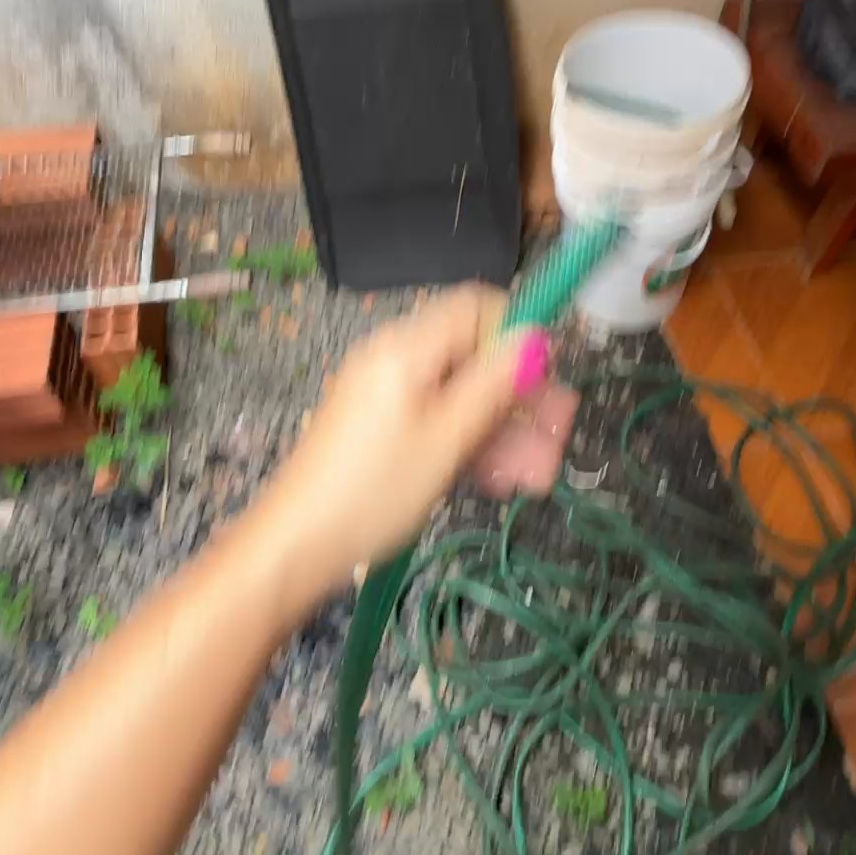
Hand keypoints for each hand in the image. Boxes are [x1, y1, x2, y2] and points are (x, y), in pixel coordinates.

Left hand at [251, 285, 556, 599]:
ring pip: (463, 396)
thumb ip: (495, 383)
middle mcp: (397, 360)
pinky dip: (471, 444)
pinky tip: (500, 480)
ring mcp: (389, 396)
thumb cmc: (375, 490)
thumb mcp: (446, 438)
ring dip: (505, 431)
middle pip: (475, 358)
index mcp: (407, 348)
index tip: (547, 378)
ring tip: (536, 477)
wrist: (297, 547)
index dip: (518, 334)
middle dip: (521, 398)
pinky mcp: (385, 428)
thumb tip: (536, 336)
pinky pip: (439, 420)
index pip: (475, 307)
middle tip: (559, 438)